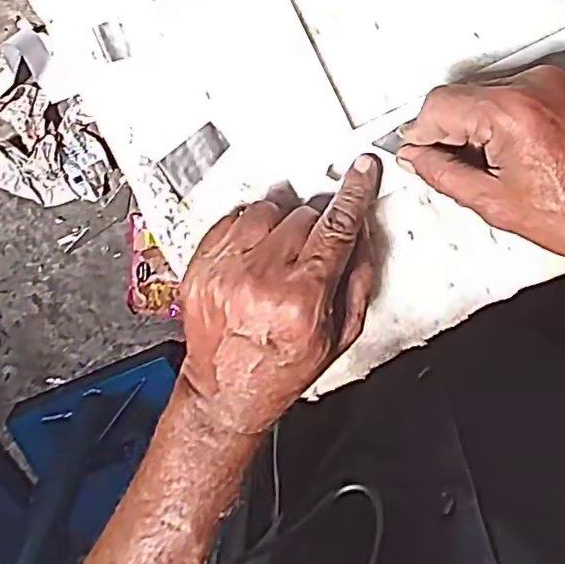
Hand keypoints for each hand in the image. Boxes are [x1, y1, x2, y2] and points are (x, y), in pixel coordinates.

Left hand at [175, 154, 380, 436]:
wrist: (225, 394)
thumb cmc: (283, 368)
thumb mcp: (339, 335)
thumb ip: (358, 277)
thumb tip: (361, 231)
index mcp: (301, 300)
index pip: (336, 228)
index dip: (355, 193)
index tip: (363, 169)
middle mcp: (260, 280)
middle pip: (304, 215)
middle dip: (315, 229)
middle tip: (310, 256)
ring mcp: (226, 270)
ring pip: (269, 209)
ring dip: (281, 226)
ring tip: (278, 257)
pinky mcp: (201, 265)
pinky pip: (235, 217)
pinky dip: (250, 230)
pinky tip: (254, 257)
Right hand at [395, 65, 564, 287]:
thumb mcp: (497, 204)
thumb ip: (443, 174)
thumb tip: (417, 157)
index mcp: (513, 111)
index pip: (439, 105)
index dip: (419, 132)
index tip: (414, 148)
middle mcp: (533, 85)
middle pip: (460, 94)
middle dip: (446, 129)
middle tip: (445, 164)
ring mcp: (550, 83)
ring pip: (483, 92)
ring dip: (473, 124)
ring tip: (487, 165)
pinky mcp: (561, 88)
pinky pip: (509, 93)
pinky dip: (497, 118)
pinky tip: (507, 152)